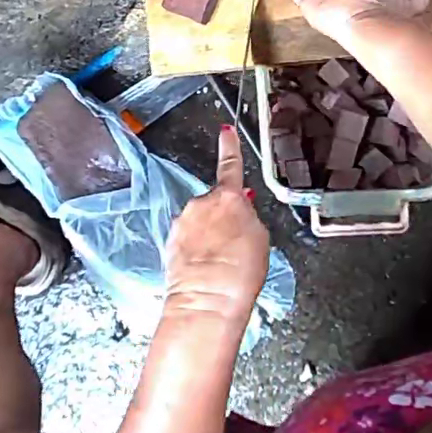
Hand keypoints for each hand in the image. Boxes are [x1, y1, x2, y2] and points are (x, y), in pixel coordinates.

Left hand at [163, 126, 270, 323]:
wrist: (207, 300)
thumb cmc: (240, 272)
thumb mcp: (261, 238)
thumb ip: (249, 216)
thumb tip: (241, 210)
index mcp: (228, 198)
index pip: (230, 165)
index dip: (230, 147)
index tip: (226, 131)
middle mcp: (200, 204)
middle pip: (216, 203)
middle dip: (224, 217)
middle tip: (236, 244)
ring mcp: (183, 221)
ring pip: (200, 222)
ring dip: (209, 235)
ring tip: (222, 262)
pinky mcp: (171, 240)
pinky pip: (188, 238)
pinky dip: (196, 248)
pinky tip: (205, 267)